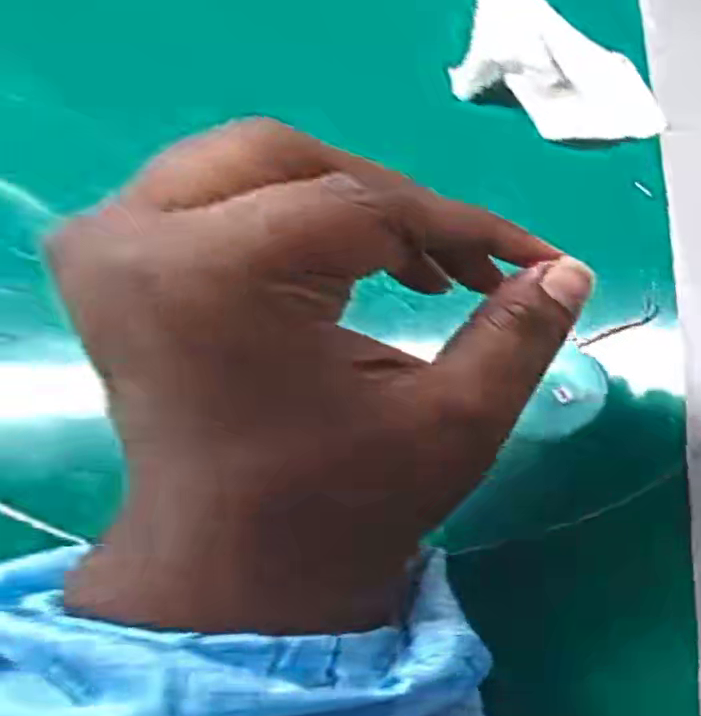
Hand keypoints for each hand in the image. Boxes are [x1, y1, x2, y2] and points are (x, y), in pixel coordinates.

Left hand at [49, 119, 595, 633]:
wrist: (252, 559)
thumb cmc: (360, 496)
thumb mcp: (463, 417)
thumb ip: (520, 335)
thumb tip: (571, 271)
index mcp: (218, 277)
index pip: (366, 205)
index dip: (471, 227)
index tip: (542, 261)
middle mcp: (138, 238)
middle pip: (290, 156)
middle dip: (407, 204)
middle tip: (478, 265)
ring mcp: (114, 246)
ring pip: (256, 168)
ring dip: (365, 209)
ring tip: (436, 275)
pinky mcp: (126, 265)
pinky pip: (230, 201)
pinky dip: (319, 224)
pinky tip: (376, 274)